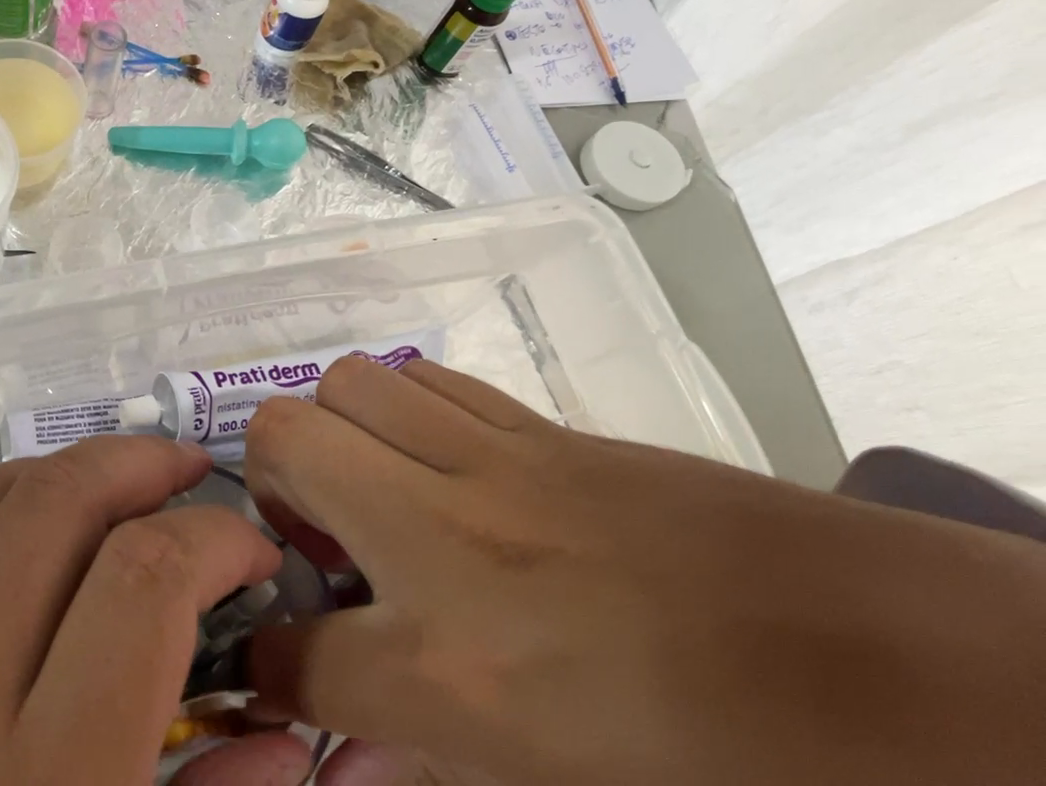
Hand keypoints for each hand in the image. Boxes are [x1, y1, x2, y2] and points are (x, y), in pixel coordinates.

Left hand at [0, 435, 280, 785]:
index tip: (252, 550)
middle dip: (136, 465)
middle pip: (53, 509)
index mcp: (48, 774)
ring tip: (112, 480)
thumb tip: (286, 733)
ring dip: (58, 470)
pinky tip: (7, 511)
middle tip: (188, 472)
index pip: (143, 584)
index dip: (215, 540)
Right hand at [242, 357, 1045, 785]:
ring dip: (331, 429)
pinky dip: (403, 409)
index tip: (272, 660)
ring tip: (366, 483)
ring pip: (348, 384)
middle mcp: (441, 540)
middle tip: (310, 531)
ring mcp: (495, 466)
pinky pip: (430, 381)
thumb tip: (339, 725)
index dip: (261, 663)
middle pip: (281, 440)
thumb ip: (415, 745)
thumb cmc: (693, 750)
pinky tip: (436, 458)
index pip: (287, 654)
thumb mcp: (534, 781)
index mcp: (441, 666)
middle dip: (267, 483)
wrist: (866, 660)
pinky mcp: (545, 427)